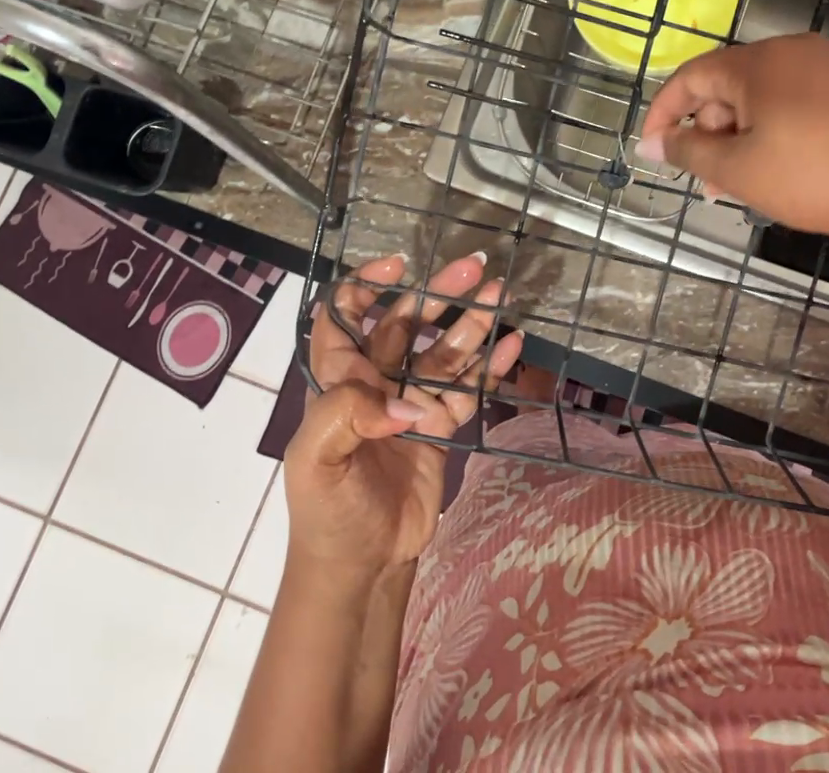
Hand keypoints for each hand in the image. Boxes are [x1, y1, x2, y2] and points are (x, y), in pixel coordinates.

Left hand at [284, 254, 524, 576]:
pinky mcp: (440, 426)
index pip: (343, 317)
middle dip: (438, 294)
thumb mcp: (316, 462)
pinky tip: (511, 345)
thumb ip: (345, 417)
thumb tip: (406, 403)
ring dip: (472, 325)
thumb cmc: (328, 510)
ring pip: (444, 353)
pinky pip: (467, 389)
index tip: (399, 268)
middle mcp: (375, 383)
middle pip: (407, 324)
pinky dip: (489, 368)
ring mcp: (411, 403)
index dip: (365, 286)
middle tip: (475, 269)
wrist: (364, 561)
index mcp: (337, 382)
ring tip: (501, 297)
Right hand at [635, 33, 828, 243]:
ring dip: (735, 138)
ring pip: (756, 99)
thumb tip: (651, 141)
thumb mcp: (736, 168)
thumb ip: (686, 149)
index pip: (692, 76)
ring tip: (733, 187)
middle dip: (707, 132)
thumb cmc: (810, 178)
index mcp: (761, 62)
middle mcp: (791, 52)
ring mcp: (822, 68)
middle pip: (725, 86)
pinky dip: (765, 132)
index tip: (650, 149)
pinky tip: (766, 170)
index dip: (664, 112)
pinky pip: (786, 103)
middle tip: (706, 180)